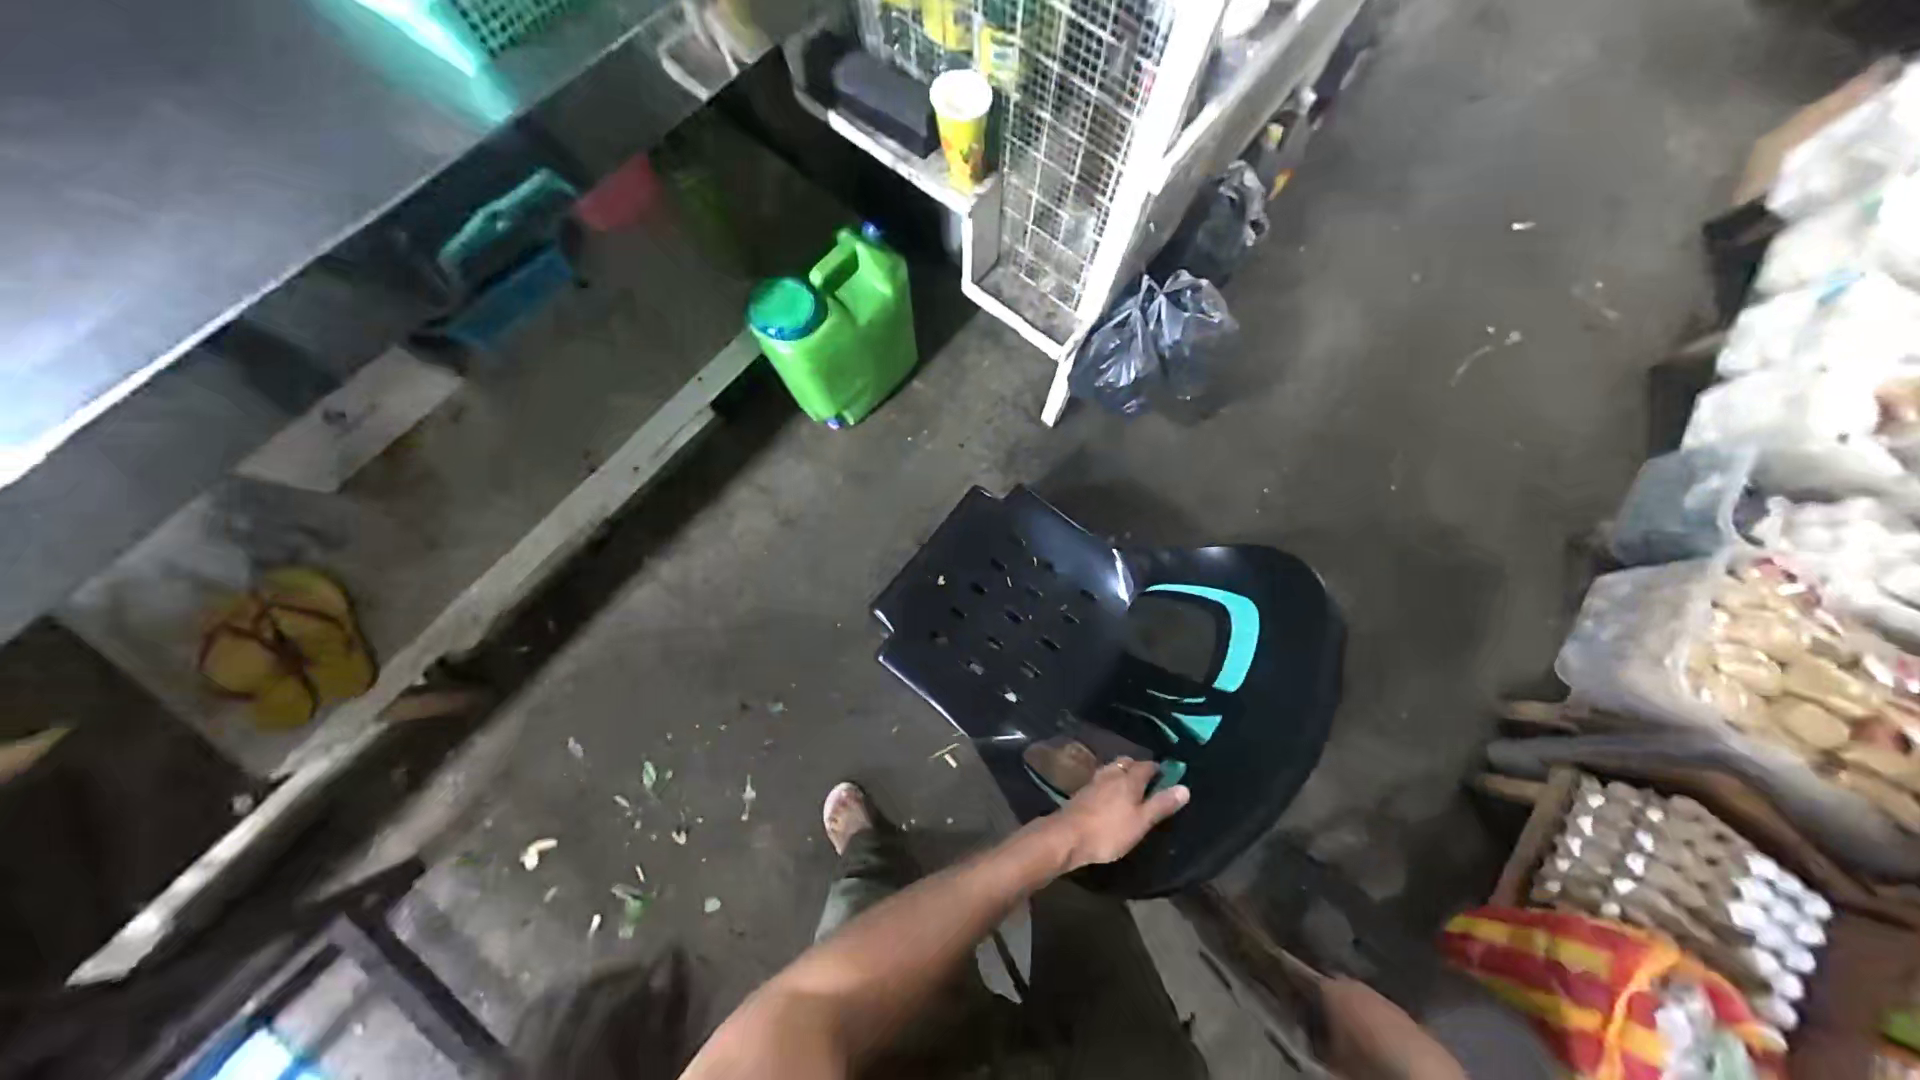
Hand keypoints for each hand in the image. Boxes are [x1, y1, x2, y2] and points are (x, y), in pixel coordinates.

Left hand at [1043, 757, 1189, 870]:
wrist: (1067, 836)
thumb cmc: (1109, 830)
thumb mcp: (1141, 822)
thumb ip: (1161, 804)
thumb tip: (1184, 788)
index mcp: (1129, 779)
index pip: (1147, 765)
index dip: (1158, 769)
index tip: (1168, 776)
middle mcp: (1111, 774)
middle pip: (1127, 763)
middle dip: (1138, 768)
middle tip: (1149, 783)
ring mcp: (1094, 781)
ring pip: (1112, 769)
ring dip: (1122, 774)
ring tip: (1130, 789)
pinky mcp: (1082, 792)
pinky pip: (1102, 780)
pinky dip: (1110, 783)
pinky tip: (1110, 797)